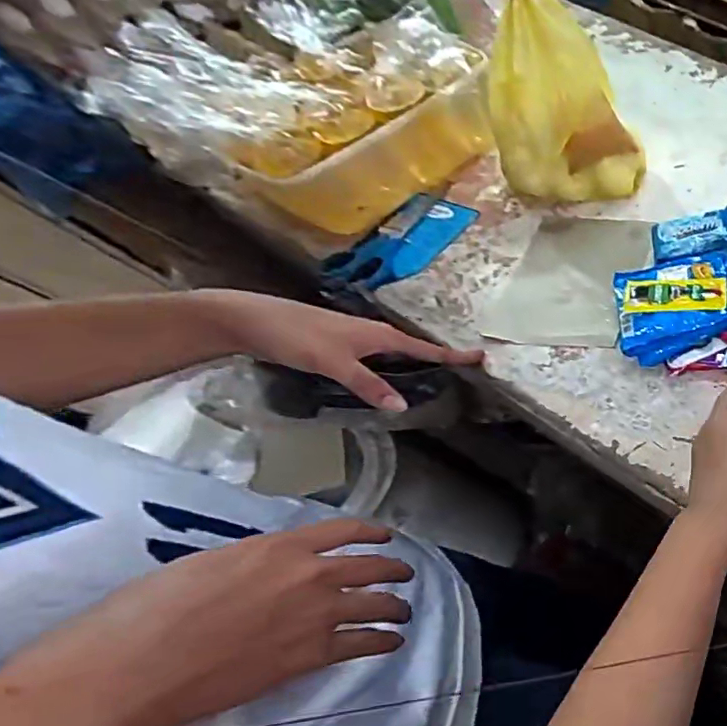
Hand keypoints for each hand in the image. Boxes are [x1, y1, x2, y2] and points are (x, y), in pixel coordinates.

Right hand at [0, 519, 415, 725]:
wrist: (126, 673)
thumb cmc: (141, 615)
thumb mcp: (202, 566)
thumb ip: (249, 563)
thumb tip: (267, 570)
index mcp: (279, 548)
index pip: (343, 531)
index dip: (372, 533)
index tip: (387, 537)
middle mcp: (311, 575)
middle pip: (373, 567)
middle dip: (395, 570)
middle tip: (405, 575)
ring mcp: (319, 614)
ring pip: (380, 604)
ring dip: (397, 607)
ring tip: (403, 611)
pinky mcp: (315, 653)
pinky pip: (367, 642)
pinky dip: (385, 641)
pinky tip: (392, 642)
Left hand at [199, 290, 482, 411]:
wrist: (245, 319)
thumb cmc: (293, 335)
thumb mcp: (332, 364)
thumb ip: (367, 385)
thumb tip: (402, 406)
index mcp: (380, 335)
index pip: (427, 349)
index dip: (454, 355)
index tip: (482, 357)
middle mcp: (373, 334)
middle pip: (416, 349)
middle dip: (441, 359)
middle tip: (464, 370)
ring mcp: (356, 338)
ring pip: (396, 352)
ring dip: (417, 363)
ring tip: (435, 378)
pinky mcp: (339, 344)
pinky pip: (379, 357)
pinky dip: (393, 366)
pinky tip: (388, 378)